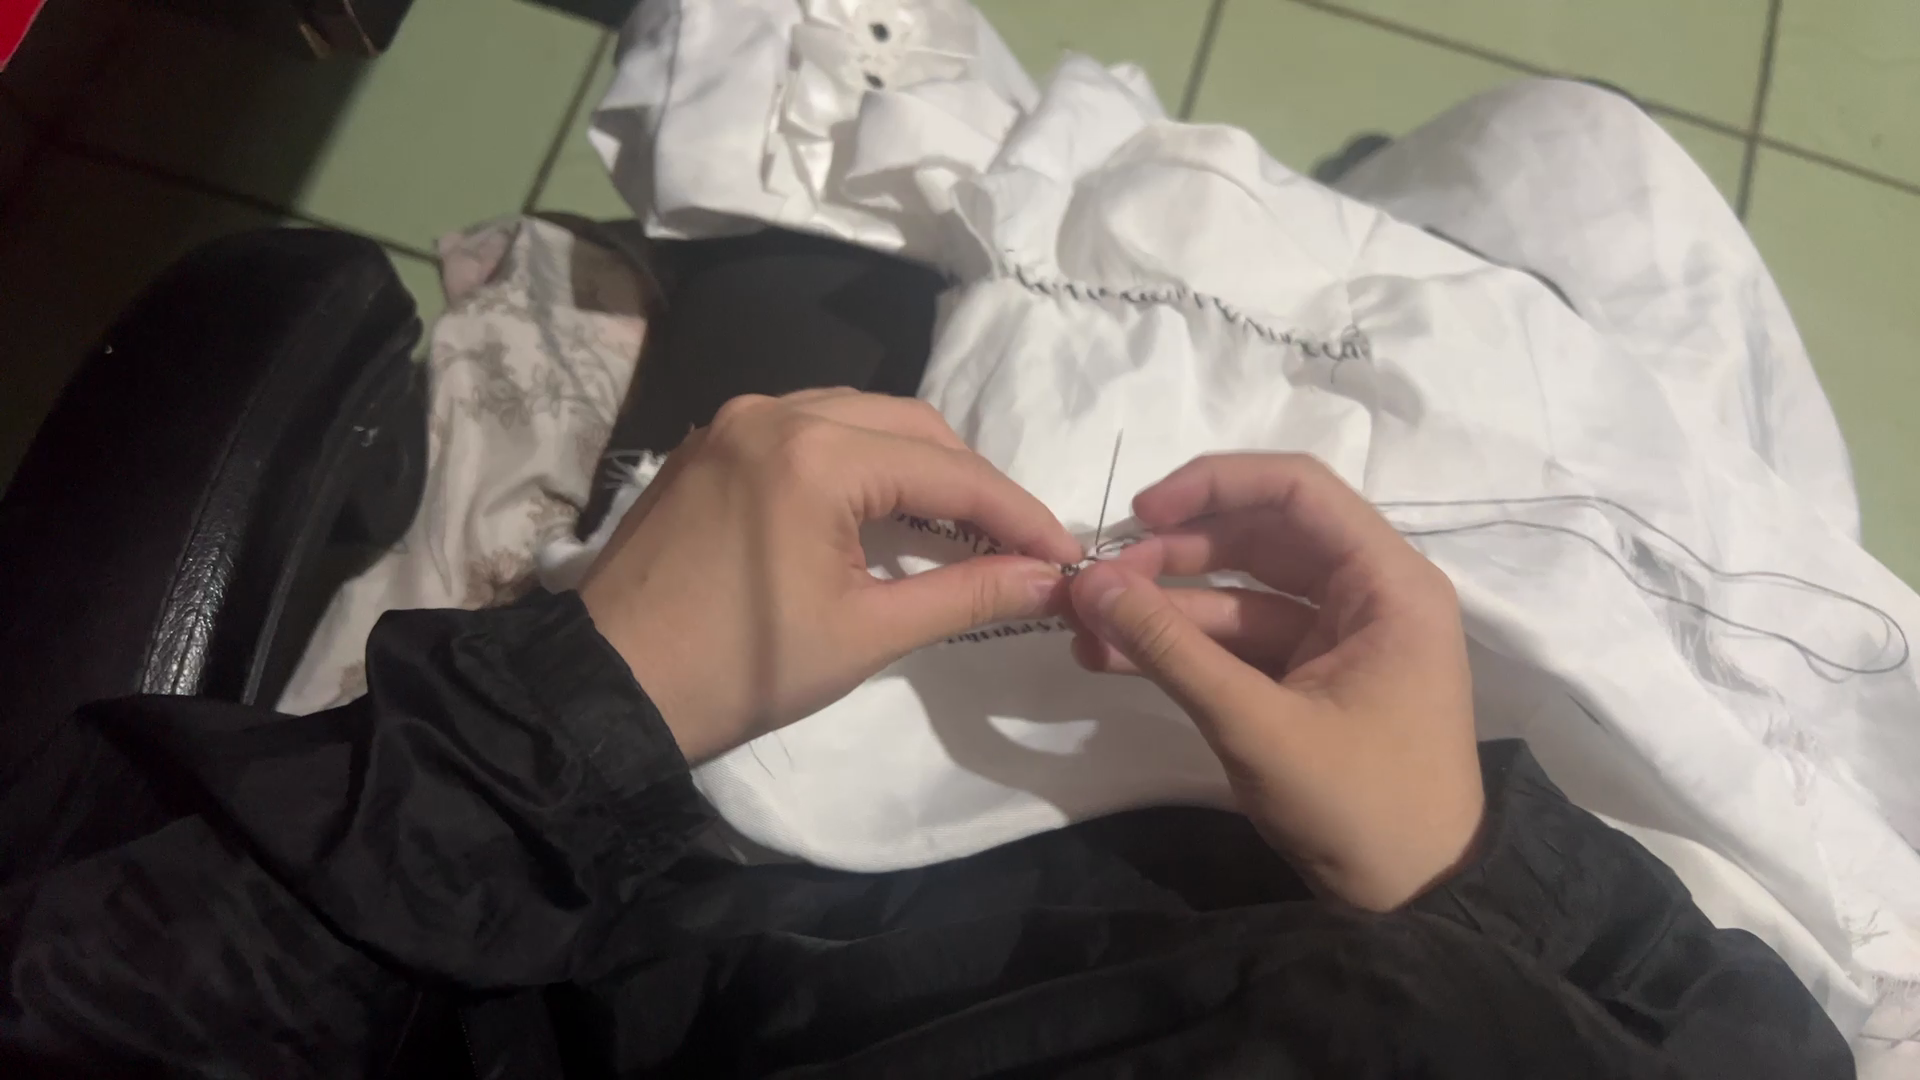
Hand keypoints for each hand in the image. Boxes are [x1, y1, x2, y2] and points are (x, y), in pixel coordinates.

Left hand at [580, 390, 1080, 763]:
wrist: (605, 692)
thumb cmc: (739, 672)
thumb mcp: (865, 635)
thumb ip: (966, 595)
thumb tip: (1049, 580)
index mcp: (815, 455)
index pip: (949, 473)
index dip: (1017, 514)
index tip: (1062, 553)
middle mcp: (778, 410)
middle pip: (913, 427)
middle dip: (973, 483)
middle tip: (1012, 541)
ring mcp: (739, 419)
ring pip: (865, 419)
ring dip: (921, 466)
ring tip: (959, 524)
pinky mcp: (716, 440)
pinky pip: (817, 429)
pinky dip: (867, 461)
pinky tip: (883, 505)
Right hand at [1065, 453, 1482, 910]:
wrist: (1414, 906)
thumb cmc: (1360, 807)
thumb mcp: (1256, 724)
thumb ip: (1171, 649)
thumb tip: (1089, 583)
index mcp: (1385, 583)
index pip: (1297, 489)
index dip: (1213, 485)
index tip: (1142, 512)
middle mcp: (1361, 592)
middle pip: (1254, 538)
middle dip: (1170, 556)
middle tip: (1099, 581)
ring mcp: (1328, 634)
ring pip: (1231, 593)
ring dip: (1160, 607)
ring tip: (1087, 627)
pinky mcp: (1300, 672)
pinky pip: (1230, 641)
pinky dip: (1175, 646)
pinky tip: (1113, 657)